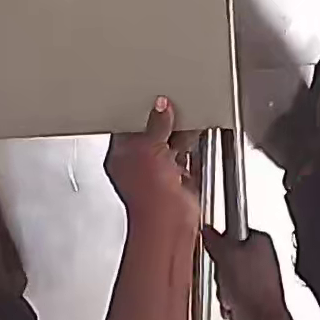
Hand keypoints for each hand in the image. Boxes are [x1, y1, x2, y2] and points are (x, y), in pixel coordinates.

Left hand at [105, 97, 201, 234]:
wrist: (171, 221)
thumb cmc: (148, 194)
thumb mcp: (148, 146)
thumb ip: (156, 123)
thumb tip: (160, 106)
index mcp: (121, 156)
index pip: (128, 127)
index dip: (140, 112)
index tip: (152, 97)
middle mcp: (139, 165)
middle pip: (151, 134)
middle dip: (162, 120)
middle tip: (172, 102)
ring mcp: (160, 173)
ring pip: (170, 143)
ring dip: (179, 131)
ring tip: (188, 112)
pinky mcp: (180, 179)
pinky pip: (187, 155)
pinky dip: (193, 144)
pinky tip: (198, 132)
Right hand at [202, 227, 292, 319]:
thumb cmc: (253, 290)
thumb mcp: (226, 256)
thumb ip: (215, 241)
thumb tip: (208, 230)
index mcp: (260, 240)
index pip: (232, 233)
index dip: (220, 246)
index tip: (217, 254)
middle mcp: (263, 256)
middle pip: (229, 257)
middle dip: (222, 272)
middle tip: (224, 278)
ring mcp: (260, 276)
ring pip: (230, 277)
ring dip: (224, 288)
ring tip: (229, 294)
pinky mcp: (256, 294)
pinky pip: (235, 291)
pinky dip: (230, 299)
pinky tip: (233, 304)